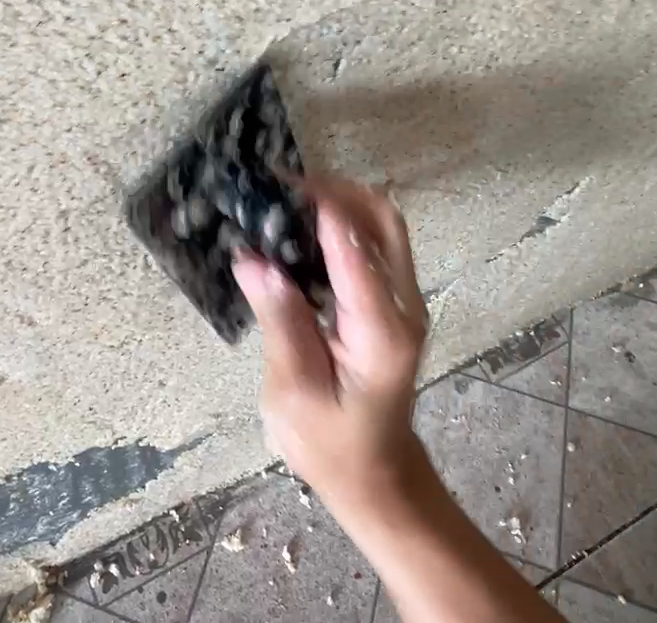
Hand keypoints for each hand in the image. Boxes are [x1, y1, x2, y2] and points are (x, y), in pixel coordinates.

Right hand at [233, 177, 428, 509]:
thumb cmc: (331, 444)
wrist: (375, 471)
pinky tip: (302, 222)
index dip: (320, 209)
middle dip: (333, 191)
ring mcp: (404, 299)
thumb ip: (280, 321)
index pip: (355, 252)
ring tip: (285, 195)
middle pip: (382, 220)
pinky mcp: (392, 299)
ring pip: (382, 223)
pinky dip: (342, 220)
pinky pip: (374, 241)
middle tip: (279, 185)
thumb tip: (253, 259)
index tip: (278, 185)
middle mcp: (403, 306)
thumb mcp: (294, 392)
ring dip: (338, 200)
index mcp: (382, 333)